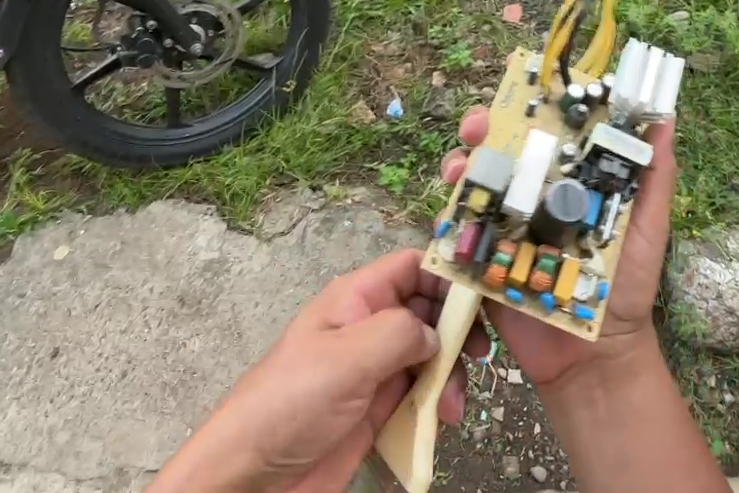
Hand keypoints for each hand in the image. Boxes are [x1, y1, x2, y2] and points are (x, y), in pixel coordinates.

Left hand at [148, 249, 486, 492]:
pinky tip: (445, 418)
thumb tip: (436, 334)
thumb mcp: (346, 357)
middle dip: (458, 327)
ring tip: (456, 403)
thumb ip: (399, 332)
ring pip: (432, 353)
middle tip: (481, 352)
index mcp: (358, 298)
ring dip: (452, 371)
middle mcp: (371, 326)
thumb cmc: (292, 402)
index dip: (448, 273)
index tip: (484, 296)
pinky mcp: (379, 409)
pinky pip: (423, 392)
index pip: (413, 266)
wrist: (253, 479)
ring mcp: (376, 368)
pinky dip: (440, 401)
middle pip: (430, 309)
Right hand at [439, 106, 676, 389]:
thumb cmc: (626, 286)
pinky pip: (458, 232)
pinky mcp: (482, 259)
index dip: (530, 105)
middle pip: (499, 147)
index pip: (544, 130)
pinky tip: (448, 214)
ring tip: (460, 167)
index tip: (522, 89)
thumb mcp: (647, 225)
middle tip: (479, 125)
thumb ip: (654, 175)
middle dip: (482, 127)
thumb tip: (665, 116)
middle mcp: (530, 193)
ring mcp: (503, 224)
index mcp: (567, 179)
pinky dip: (448, 218)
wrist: (596, 356)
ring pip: (472, 182)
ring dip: (460, 164)